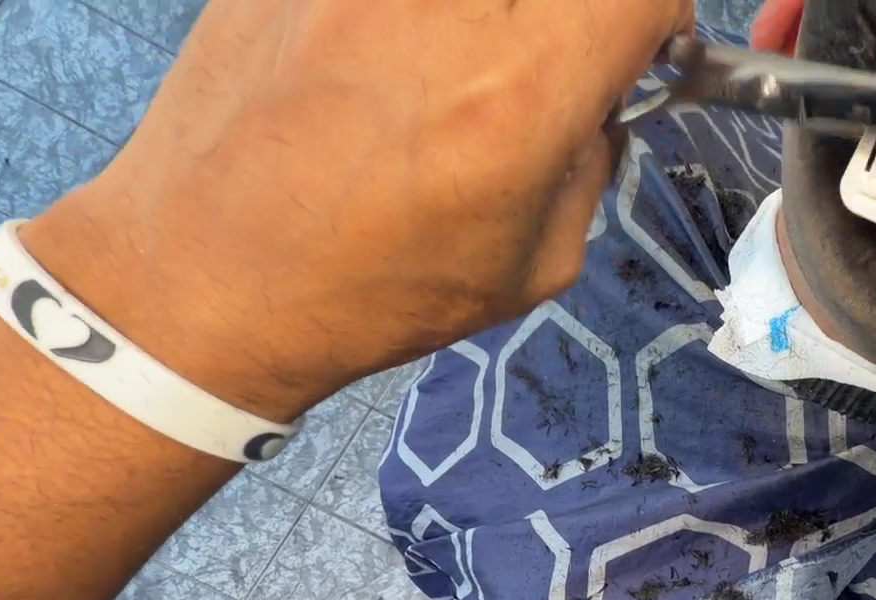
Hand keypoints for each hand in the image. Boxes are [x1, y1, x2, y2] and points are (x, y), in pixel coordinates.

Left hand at [19, 0, 688, 418]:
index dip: (660, 10)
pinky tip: (395, 68)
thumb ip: (589, 172)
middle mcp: (444, 5)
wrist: (214, 277)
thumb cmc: (390, 295)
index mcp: (518, 94)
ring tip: (466, 73)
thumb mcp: (534, 270)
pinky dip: (425, 25)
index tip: (644, 49)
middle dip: (580, 17)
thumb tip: (599, 107)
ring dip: (503, 24)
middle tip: (557, 65)